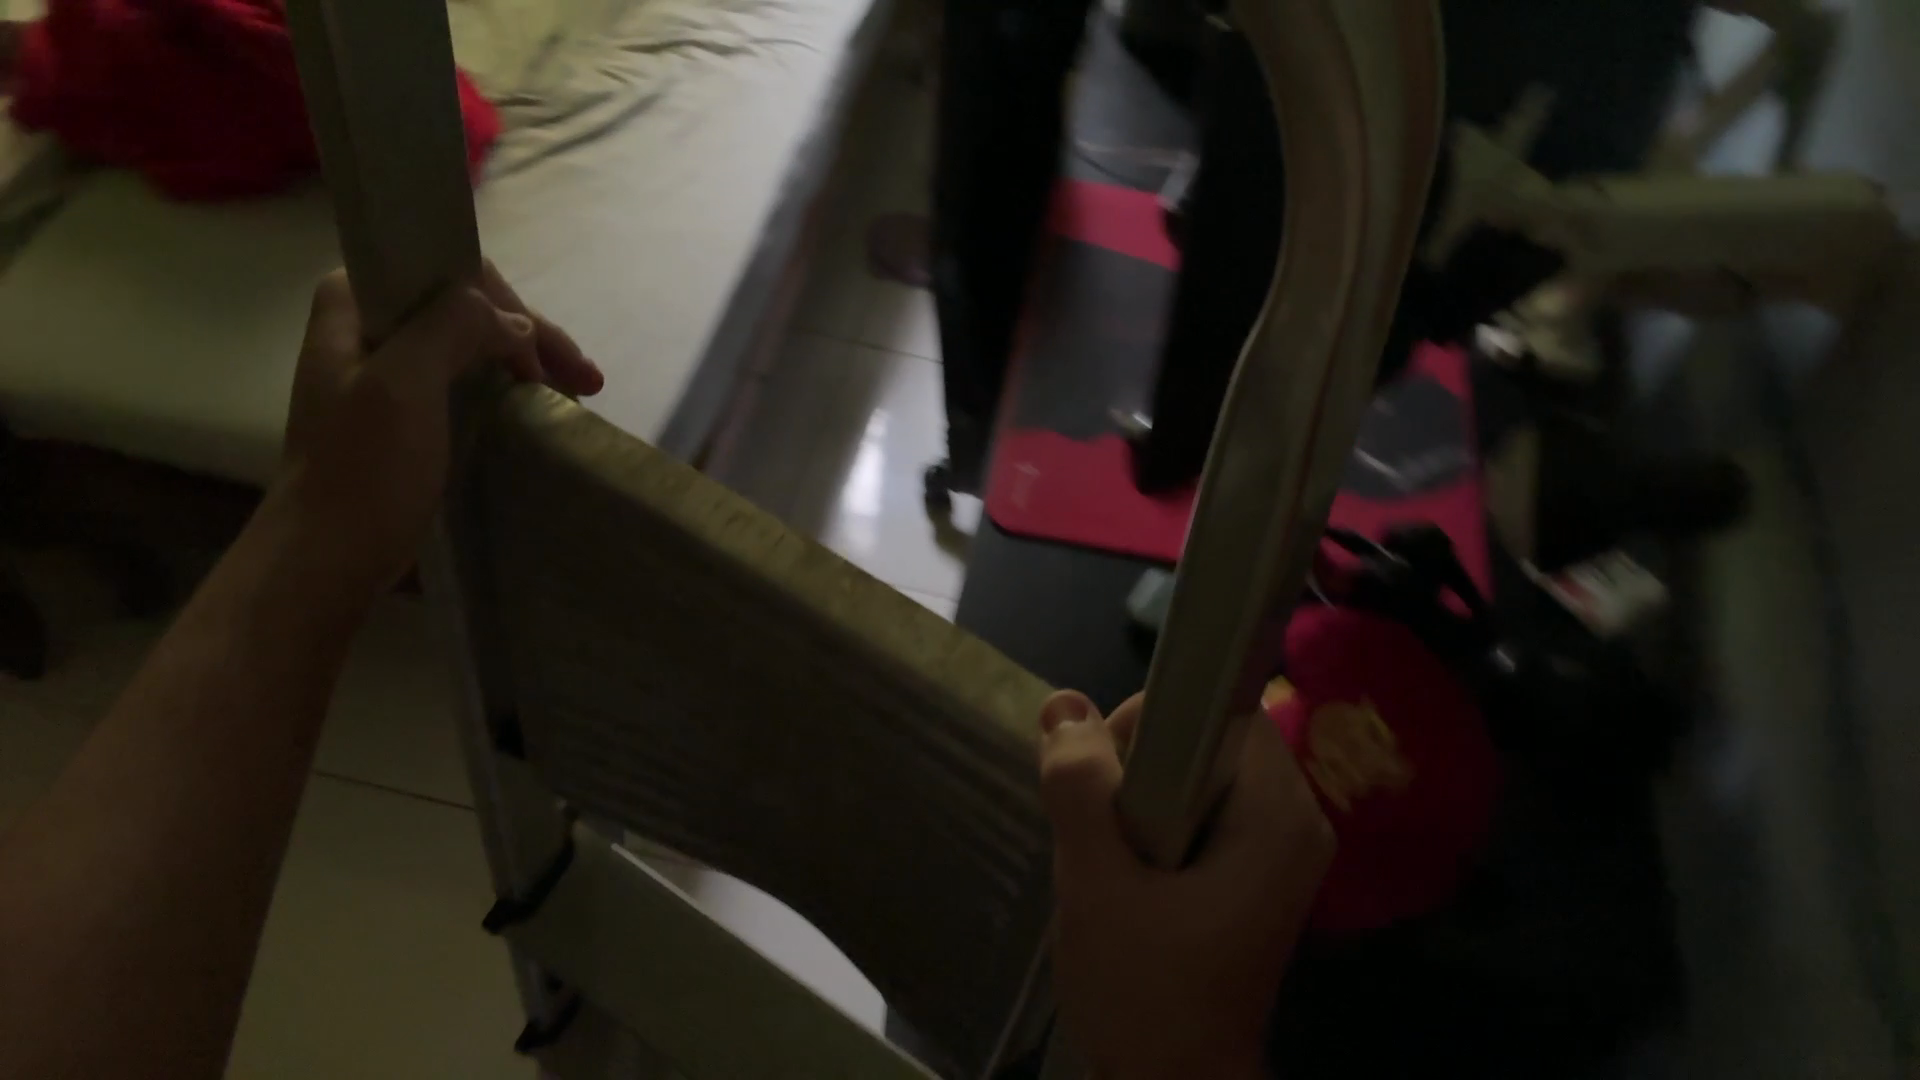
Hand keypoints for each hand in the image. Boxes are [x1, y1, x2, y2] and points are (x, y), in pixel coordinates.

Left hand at [271, 262, 602, 600]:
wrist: (331, 549)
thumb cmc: (365, 469)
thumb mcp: (404, 385)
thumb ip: (452, 329)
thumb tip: (516, 320)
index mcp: (356, 304)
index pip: (450, 272)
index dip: (507, 305)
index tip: (540, 355)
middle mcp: (370, 324)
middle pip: (469, 308)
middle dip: (533, 337)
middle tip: (588, 378)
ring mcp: (389, 367)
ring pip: (475, 342)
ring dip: (531, 360)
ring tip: (584, 390)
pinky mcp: (408, 407)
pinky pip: (471, 376)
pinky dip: (512, 384)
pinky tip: (543, 403)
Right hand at [1039, 691, 1332, 1079]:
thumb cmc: (1144, 991)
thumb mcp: (1095, 883)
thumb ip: (1079, 788)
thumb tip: (1063, 702)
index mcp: (1278, 818)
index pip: (1223, 712)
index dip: (1156, 720)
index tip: (1106, 767)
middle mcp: (1294, 821)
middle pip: (1208, 737)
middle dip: (1139, 759)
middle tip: (1097, 815)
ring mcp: (1276, 847)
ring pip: (1197, 767)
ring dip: (1138, 787)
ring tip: (1106, 844)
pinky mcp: (1254, 868)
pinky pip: (1198, 800)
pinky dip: (1152, 811)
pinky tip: (1124, 858)